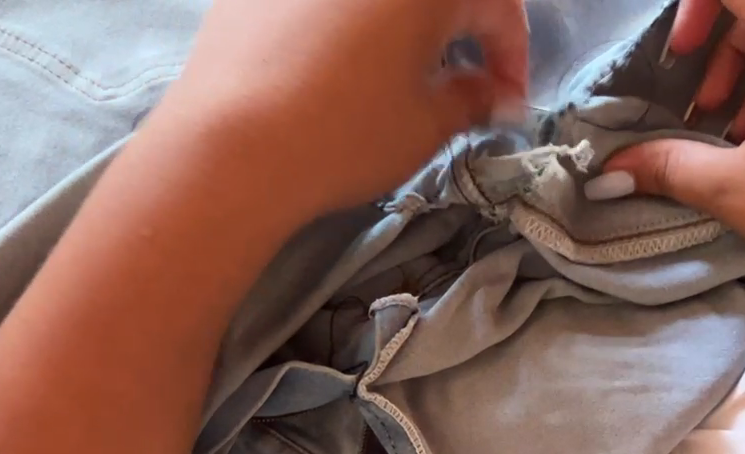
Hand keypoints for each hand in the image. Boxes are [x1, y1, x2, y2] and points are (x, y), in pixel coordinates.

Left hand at [152, 0, 529, 220]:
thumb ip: (472, 101)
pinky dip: (355, 23)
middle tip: (465, 87)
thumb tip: (498, 97)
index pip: (496, 5)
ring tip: (406, 77)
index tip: (508, 105)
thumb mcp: (423, 127)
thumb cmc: (345, 136)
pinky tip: (345, 66)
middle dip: (465, 35)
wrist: (232, 147)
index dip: (511, 57)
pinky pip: (330, 1)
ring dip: (410, 27)